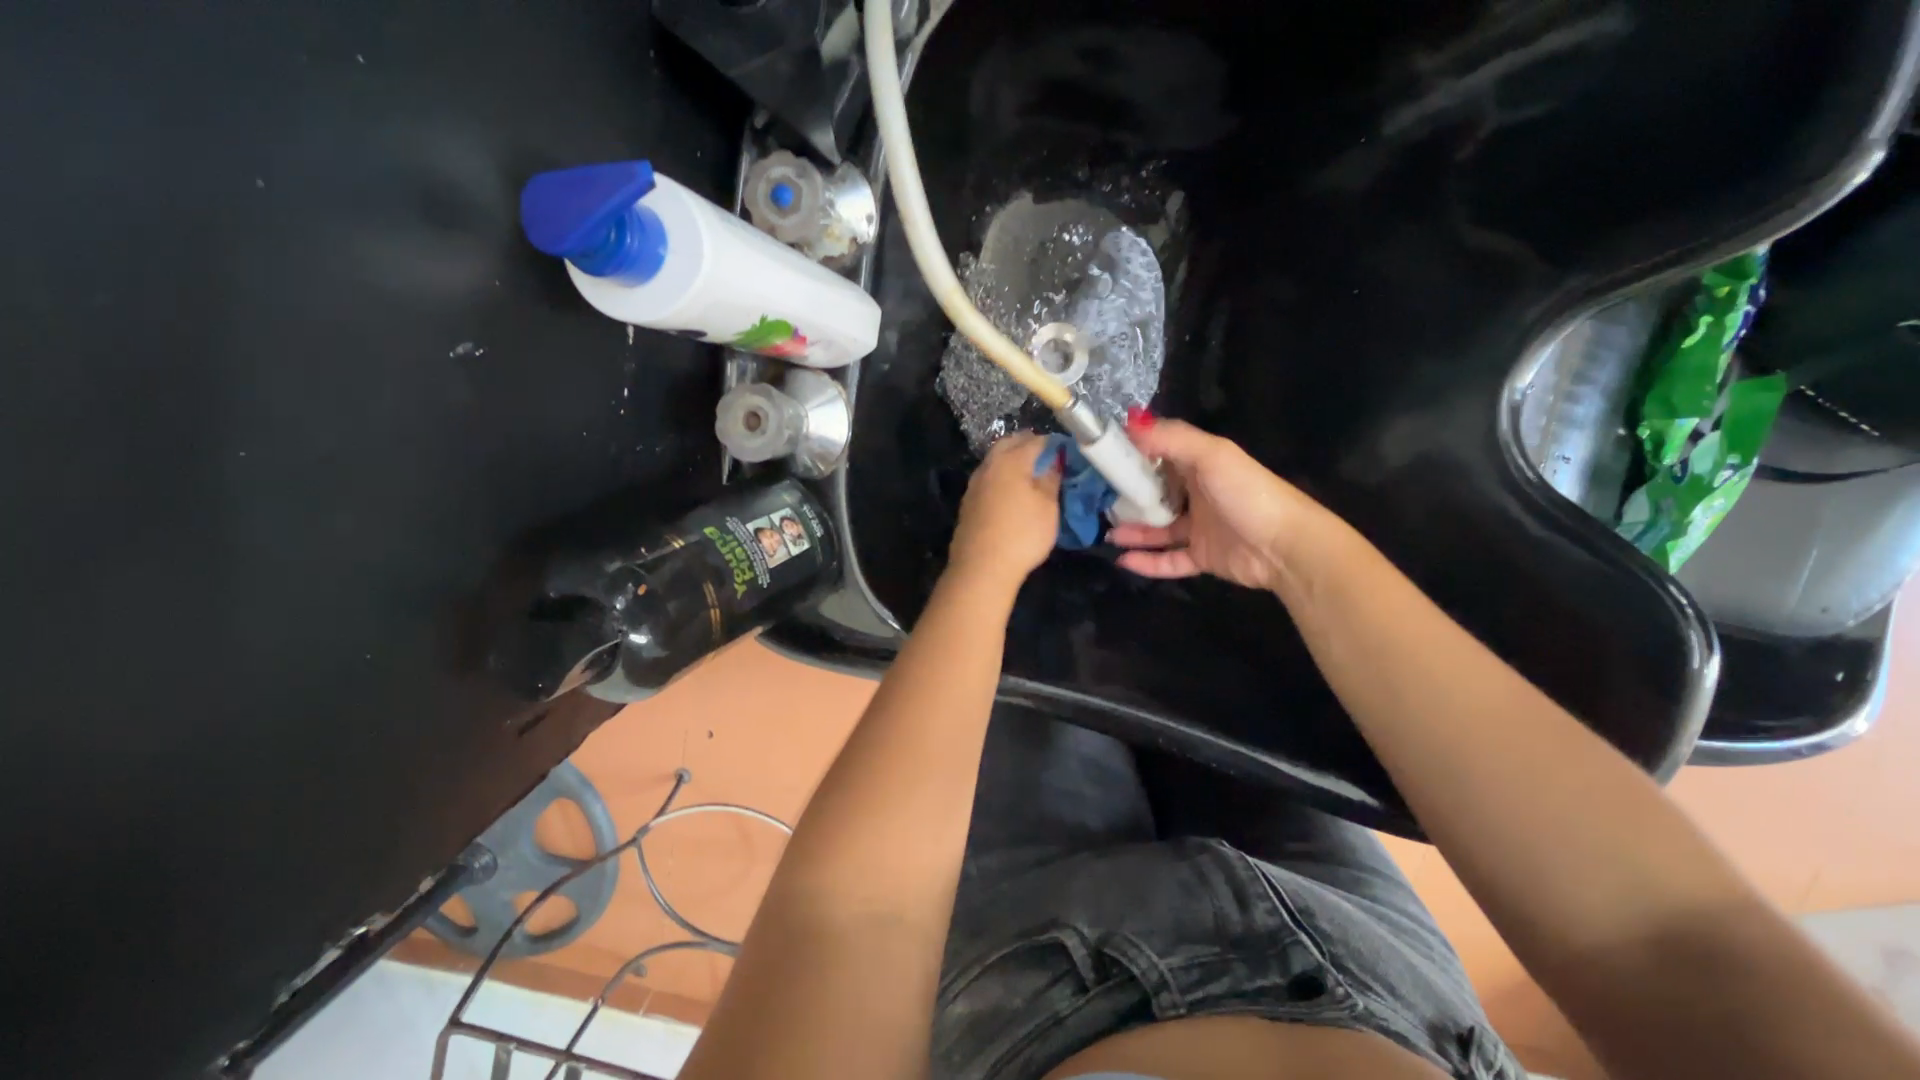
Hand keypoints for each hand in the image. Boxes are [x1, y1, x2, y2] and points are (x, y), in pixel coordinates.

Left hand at [947, 433, 1062, 590]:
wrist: (981, 568)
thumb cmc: (1022, 535)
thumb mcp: (1048, 507)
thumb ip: (1052, 479)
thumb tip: (1055, 460)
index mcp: (1011, 460)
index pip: (1036, 441)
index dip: (1053, 444)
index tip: (1066, 453)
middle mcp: (989, 466)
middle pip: (1010, 444)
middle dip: (1028, 445)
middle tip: (1047, 458)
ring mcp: (975, 484)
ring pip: (995, 460)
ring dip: (1012, 460)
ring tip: (1031, 475)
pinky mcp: (968, 502)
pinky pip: (988, 478)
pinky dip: (1001, 477)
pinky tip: (1011, 492)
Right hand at [1108, 418, 1317, 591]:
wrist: (1286, 545)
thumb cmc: (1248, 493)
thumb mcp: (1212, 455)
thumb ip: (1171, 438)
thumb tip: (1129, 423)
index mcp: (1202, 465)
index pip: (1162, 455)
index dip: (1135, 456)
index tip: (1104, 458)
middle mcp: (1200, 493)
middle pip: (1158, 493)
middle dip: (1129, 497)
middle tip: (1098, 499)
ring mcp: (1201, 527)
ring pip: (1160, 529)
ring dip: (1134, 531)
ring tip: (1106, 532)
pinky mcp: (1204, 557)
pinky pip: (1169, 560)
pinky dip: (1147, 562)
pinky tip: (1123, 560)